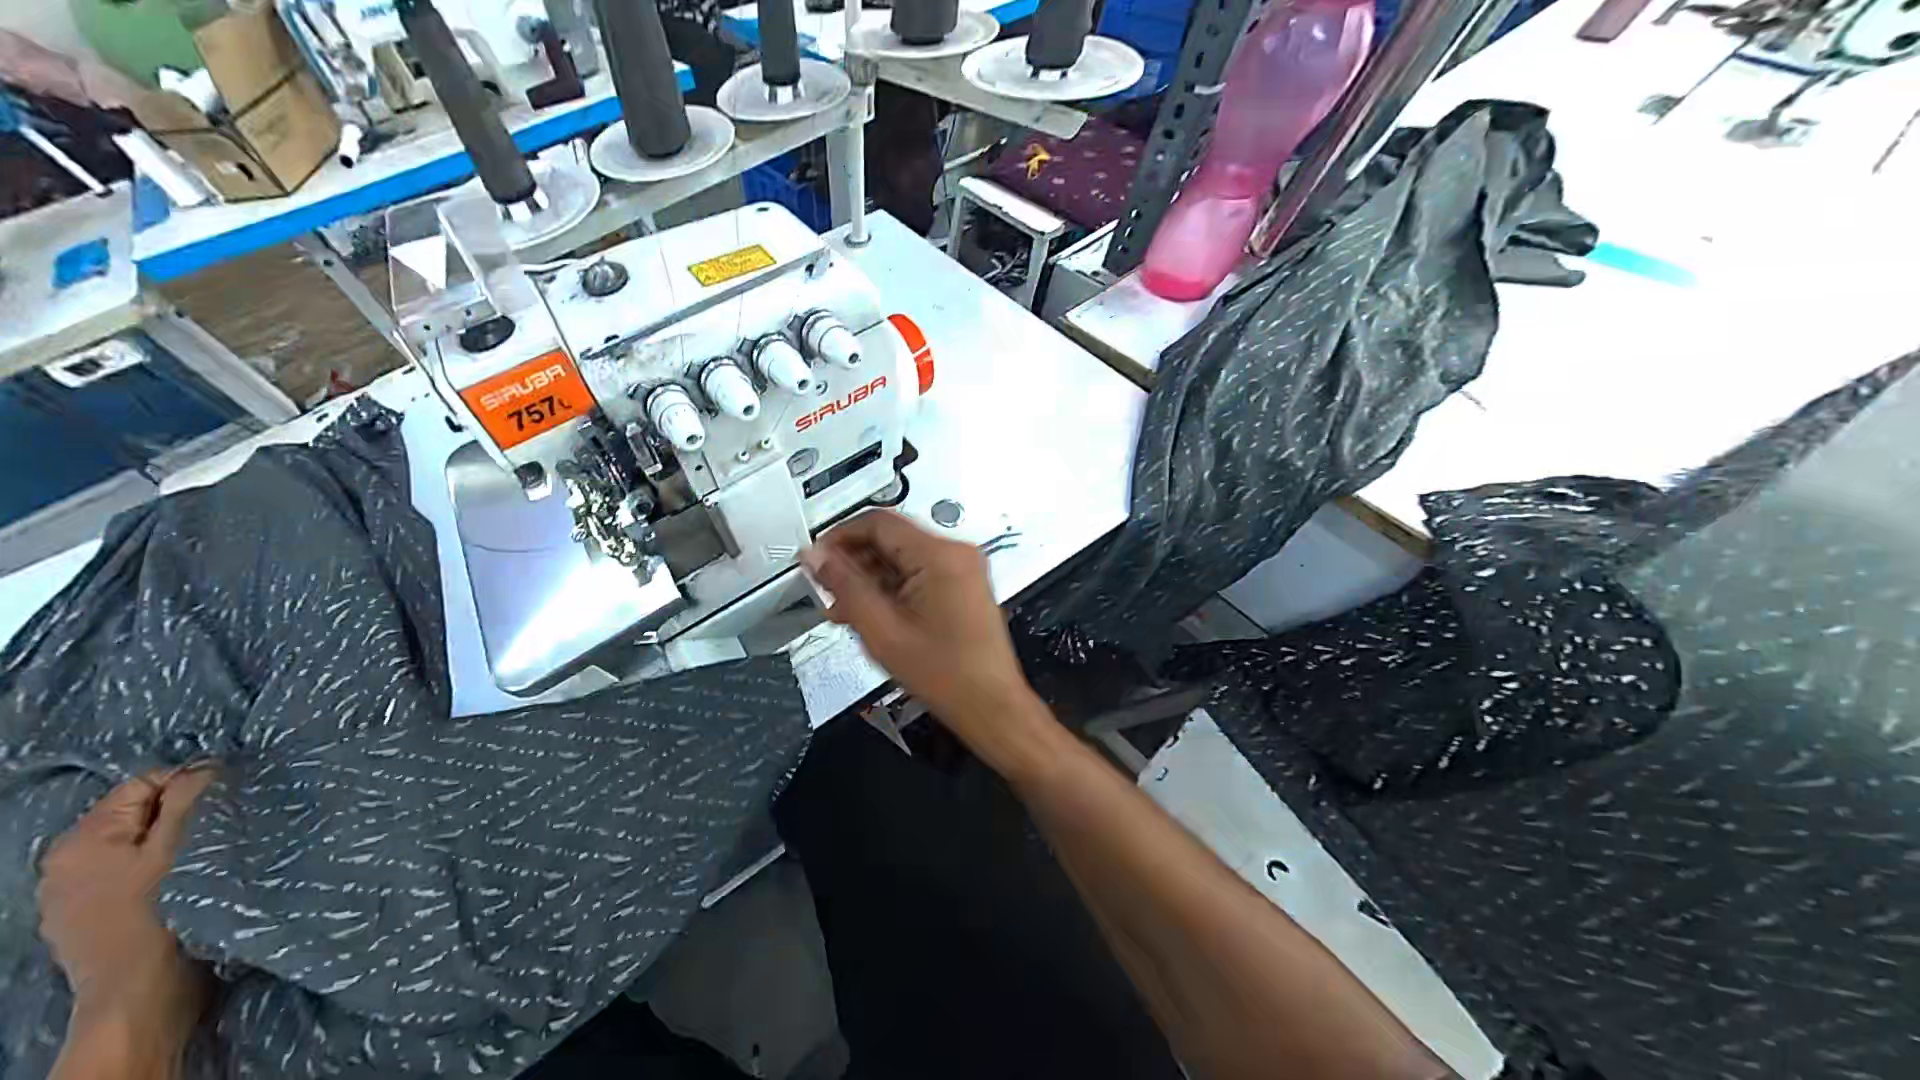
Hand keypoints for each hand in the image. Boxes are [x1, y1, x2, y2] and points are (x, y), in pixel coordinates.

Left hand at [39, 766, 215, 1070]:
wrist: (142, 992)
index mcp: (82, 840)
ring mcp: (74, 894)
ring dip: (177, 842)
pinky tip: (187, 882)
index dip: (192, 783)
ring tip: (211, 854)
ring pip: (139, 845)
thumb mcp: (179, 845)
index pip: (144, 783)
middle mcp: (65, 862)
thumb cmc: (163, 910)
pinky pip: (132, 873)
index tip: (230, 798)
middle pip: (140, 815)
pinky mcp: (94, 916)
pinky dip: (163, 869)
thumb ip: (188, 797)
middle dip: (185, 815)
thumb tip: (205, 765)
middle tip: (224, 827)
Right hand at [802, 510, 1045, 754]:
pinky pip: (918, 572)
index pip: (877, 522)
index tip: (818, 557)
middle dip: (853, 563)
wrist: (988, 704)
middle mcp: (958, 554)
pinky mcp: (963, 584)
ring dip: (870, 578)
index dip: (838, 537)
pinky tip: (873, 612)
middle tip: (827, 587)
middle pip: (890, 538)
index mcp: (941, 556)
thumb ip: (844, 586)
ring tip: (847, 607)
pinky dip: (892, 588)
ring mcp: (963, 569)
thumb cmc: (951, 676)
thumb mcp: (881, 630)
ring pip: (902, 556)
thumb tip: (818, 559)